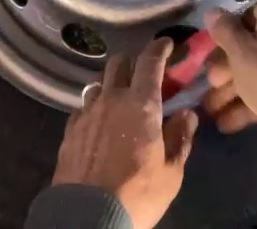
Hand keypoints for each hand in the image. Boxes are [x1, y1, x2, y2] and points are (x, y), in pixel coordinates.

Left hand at [51, 38, 199, 228]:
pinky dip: (94, 107)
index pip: (150, 60)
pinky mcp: (69, 130)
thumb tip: (187, 114)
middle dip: (134, 62)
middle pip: (120, 62)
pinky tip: (99, 124)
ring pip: (99, 83)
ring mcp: (87, 113)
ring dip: (112, 85)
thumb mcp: (171, 174)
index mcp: (141, 103)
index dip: (160, 47)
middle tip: (144, 76)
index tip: (167, 44)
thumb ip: (180, 139)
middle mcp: (112, 98)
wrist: (87, 220)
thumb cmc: (136, 195)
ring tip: (120, 101)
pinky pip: (83, 107)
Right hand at [202, 0, 256, 145]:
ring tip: (210, 108)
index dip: (230, 24)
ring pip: (253, 73)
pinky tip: (224, 123)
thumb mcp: (241, 51)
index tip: (214, 40)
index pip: (251, 11)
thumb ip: (225, 31)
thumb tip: (212, 12)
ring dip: (230, 90)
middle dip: (225, 66)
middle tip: (210, 81)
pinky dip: (244, 106)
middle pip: (248, 46)